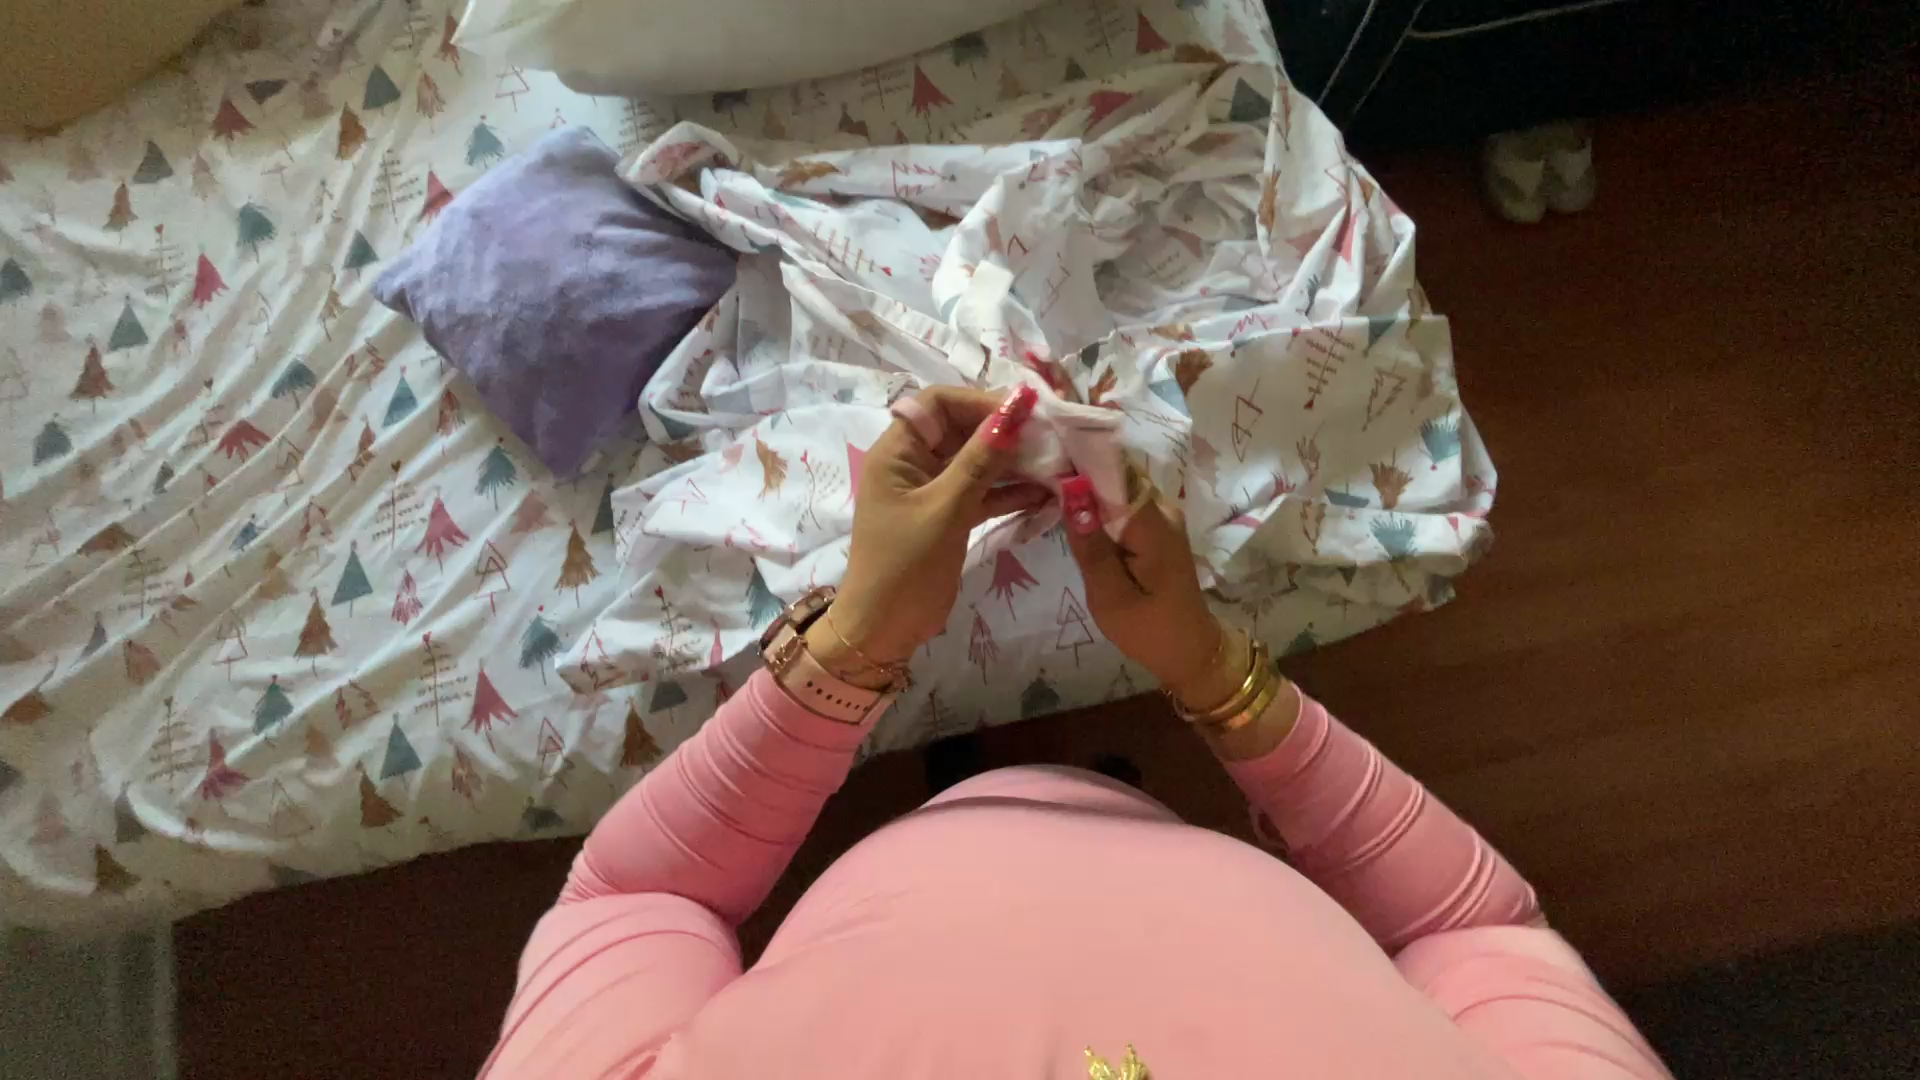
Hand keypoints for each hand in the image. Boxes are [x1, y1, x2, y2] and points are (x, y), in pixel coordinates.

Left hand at [809, 386, 1047, 687]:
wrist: (884, 629)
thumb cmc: (906, 565)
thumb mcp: (946, 509)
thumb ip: (981, 459)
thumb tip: (1016, 408)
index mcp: (897, 452)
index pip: (939, 404)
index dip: (980, 402)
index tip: (1024, 413)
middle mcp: (912, 464)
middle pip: (962, 431)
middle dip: (1005, 433)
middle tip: (1051, 440)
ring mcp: (931, 492)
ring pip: (976, 464)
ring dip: (1014, 465)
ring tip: (1057, 466)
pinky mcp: (947, 517)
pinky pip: (981, 493)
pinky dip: (1009, 494)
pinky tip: (1046, 496)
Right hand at [1058, 471, 1245, 711]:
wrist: (1190, 651)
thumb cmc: (1148, 630)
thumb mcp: (1111, 596)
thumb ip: (1090, 545)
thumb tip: (1070, 494)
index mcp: (1153, 524)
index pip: (1114, 472)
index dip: (1080, 460)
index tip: (1044, 455)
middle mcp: (1162, 509)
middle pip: (1116, 474)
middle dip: (1079, 470)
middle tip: (1036, 472)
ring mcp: (1161, 517)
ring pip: (1117, 486)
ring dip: (1086, 486)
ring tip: (1046, 485)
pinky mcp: (1155, 527)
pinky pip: (1122, 503)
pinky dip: (1097, 504)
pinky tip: (1071, 507)